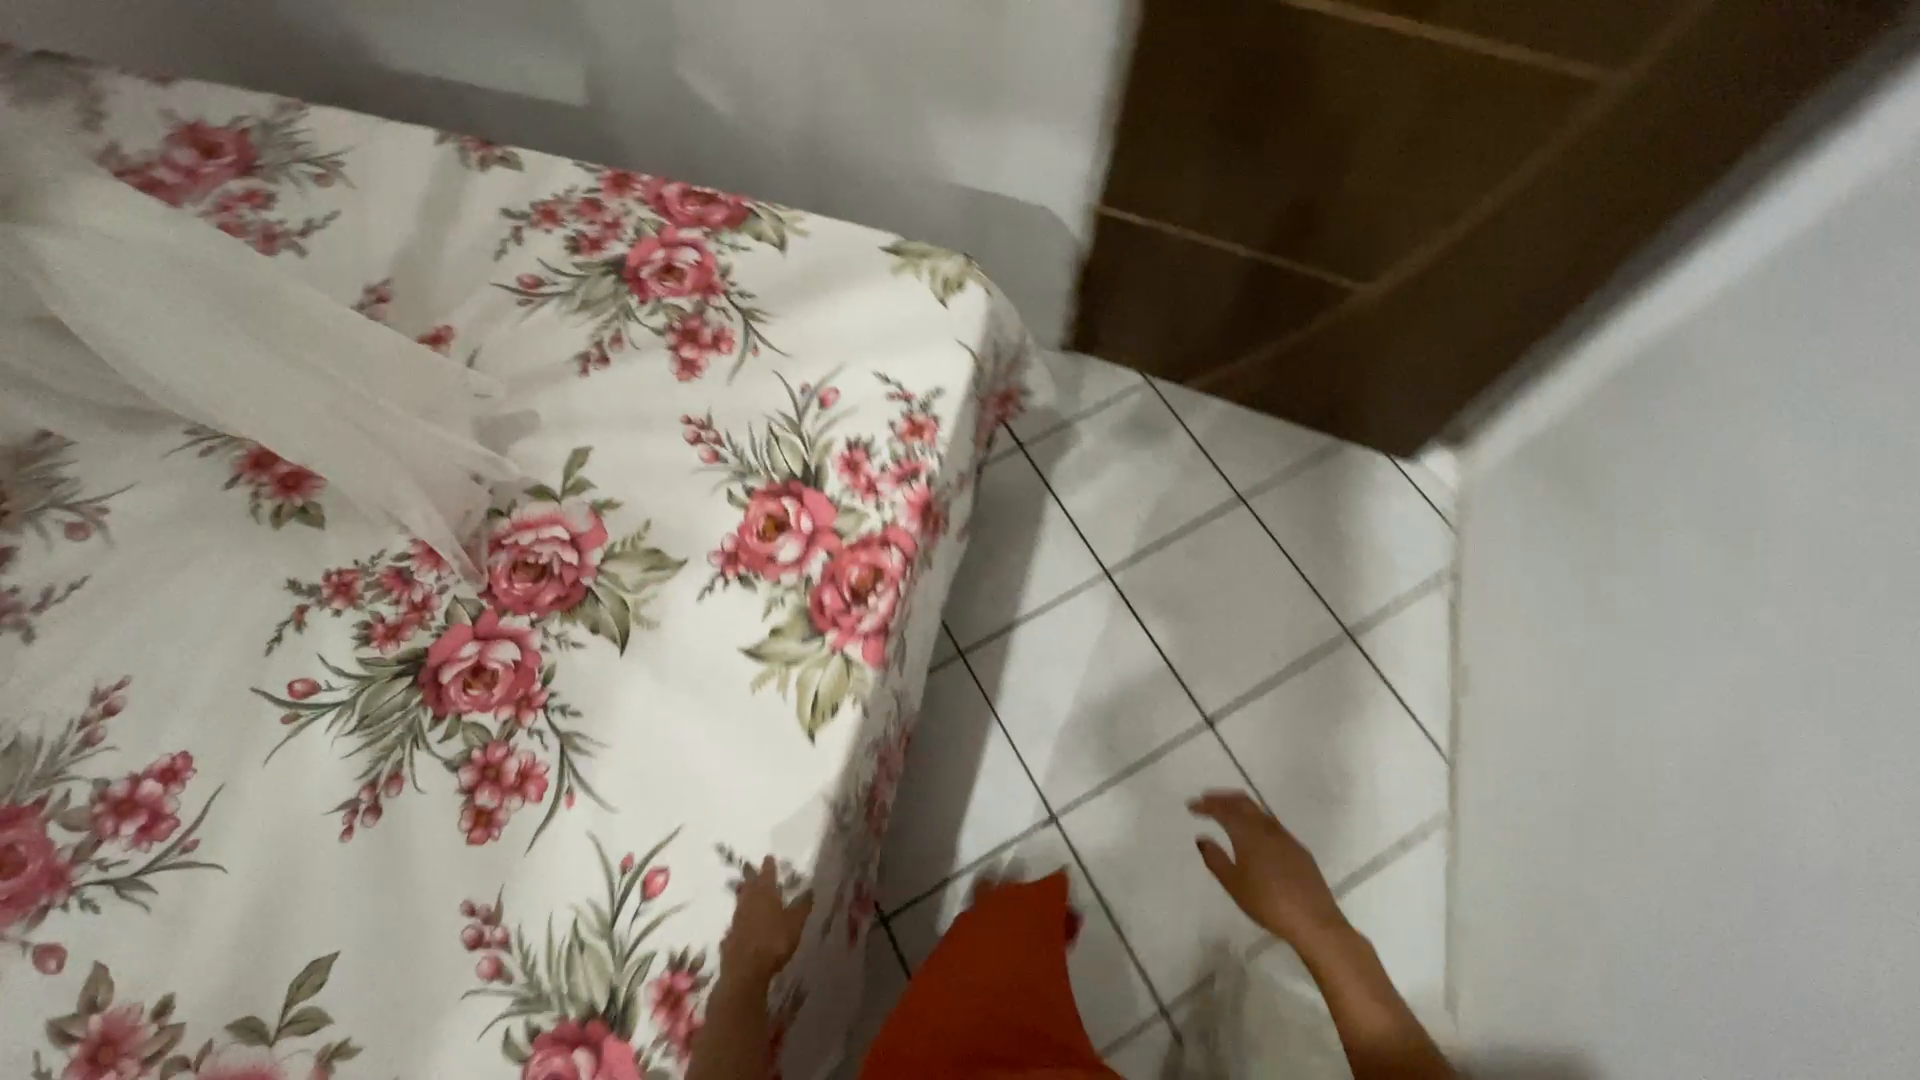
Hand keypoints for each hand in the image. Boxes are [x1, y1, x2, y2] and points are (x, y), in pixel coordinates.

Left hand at [720, 856, 812, 982]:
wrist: (746, 969)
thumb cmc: (774, 941)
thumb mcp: (795, 923)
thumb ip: (802, 906)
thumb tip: (810, 889)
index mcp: (766, 895)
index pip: (768, 875)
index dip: (769, 866)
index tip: (768, 856)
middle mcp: (749, 903)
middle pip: (749, 885)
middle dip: (750, 875)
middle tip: (748, 866)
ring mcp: (737, 920)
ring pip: (740, 902)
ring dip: (742, 894)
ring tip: (742, 889)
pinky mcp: (730, 937)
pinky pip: (735, 923)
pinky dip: (739, 920)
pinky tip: (738, 924)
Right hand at [1190, 790, 1347, 947]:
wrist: (1314, 921)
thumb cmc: (1267, 904)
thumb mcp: (1234, 885)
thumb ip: (1215, 859)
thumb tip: (1202, 838)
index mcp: (1248, 834)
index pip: (1223, 810)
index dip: (1206, 805)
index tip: (1191, 806)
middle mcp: (1267, 828)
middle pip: (1242, 802)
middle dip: (1222, 798)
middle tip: (1207, 801)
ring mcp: (1285, 837)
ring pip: (1259, 811)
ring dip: (1240, 807)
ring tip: (1227, 814)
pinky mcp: (1298, 848)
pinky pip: (1271, 824)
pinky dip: (1255, 819)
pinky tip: (1253, 834)